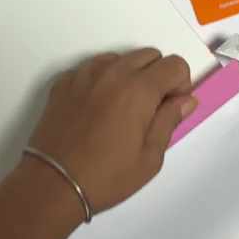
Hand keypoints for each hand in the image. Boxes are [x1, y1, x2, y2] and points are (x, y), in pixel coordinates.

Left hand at [25, 48, 196, 213]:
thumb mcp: (149, 158)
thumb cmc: (106, 177)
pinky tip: (95, 109)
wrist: (52, 183)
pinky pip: (92, 68)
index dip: (180, 85)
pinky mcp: (64, 81)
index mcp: (139, 89)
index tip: (170, 108)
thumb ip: (169, 121)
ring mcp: (85, 73)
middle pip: (149, 55)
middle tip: (148, 110)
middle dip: (157, 76)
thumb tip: (186, 99)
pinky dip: (101, 80)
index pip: (175, 64)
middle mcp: (113, 72)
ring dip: (129, 75)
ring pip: (119, 59)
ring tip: (120, 110)